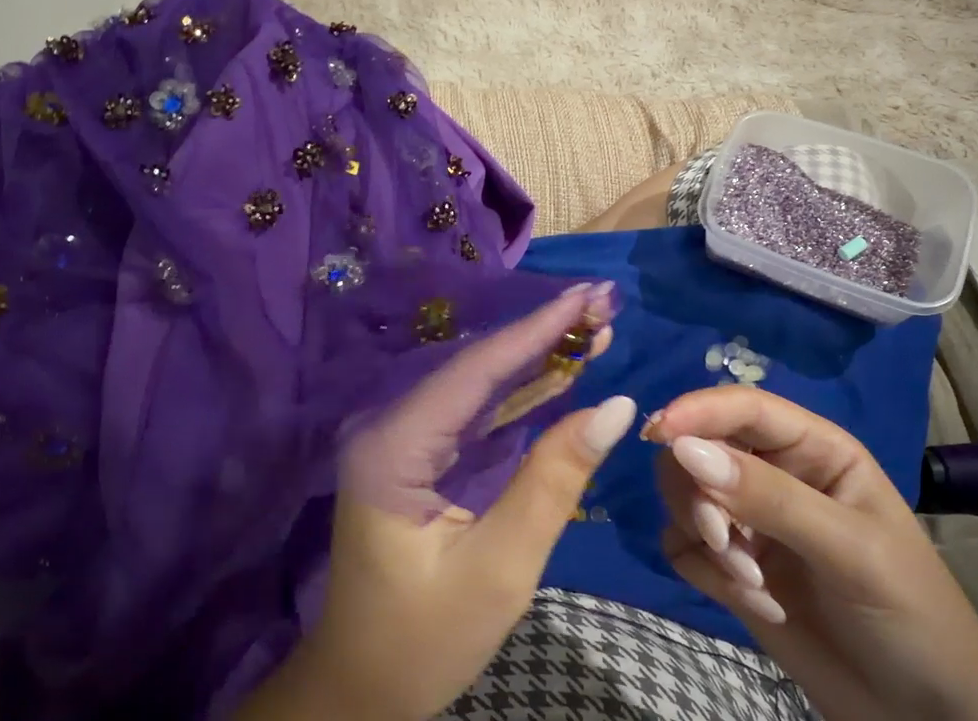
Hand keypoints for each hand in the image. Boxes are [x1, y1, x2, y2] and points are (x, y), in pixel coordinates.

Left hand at [235, 284, 635, 720]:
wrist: (361, 688)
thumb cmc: (425, 638)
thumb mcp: (501, 566)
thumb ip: (554, 480)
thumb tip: (616, 405)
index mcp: (392, 446)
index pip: (474, 371)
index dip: (535, 330)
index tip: (589, 295)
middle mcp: (388, 427)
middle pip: (474, 368)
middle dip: (541, 335)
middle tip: (604, 305)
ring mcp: (400, 442)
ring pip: (476, 387)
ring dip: (535, 359)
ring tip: (594, 329)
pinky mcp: (414, 460)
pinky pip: (473, 416)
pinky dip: (519, 396)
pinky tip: (560, 374)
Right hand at [649, 386, 977, 720]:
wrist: (918, 715)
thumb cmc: (910, 615)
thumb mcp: (852, 550)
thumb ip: (769, 497)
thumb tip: (683, 448)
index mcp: (814, 450)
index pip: (744, 408)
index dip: (698, 410)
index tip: (658, 432)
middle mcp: (774, 473)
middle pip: (698, 447)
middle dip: (699, 492)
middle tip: (724, 540)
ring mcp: (749, 521)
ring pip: (683, 495)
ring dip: (706, 537)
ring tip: (751, 583)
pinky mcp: (729, 567)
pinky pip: (683, 545)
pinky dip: (706, 571)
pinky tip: (757, 603)